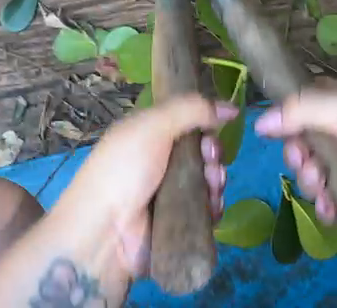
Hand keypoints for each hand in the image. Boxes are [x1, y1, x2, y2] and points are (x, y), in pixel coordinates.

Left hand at [49, 95, 236, 277]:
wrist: (104, 230)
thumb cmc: (124, 168)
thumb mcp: (154, 124)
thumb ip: (193, 109)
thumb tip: (232, 107)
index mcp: (150, 136)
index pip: (188, 125)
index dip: (205, 125)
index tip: (212, 131)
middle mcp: (160, 164)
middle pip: (202, 153)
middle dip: (213, 154)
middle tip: (210, 160)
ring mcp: (169, 196)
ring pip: (208, 182)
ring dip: (217, 180)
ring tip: (213, 185)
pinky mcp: (178, 225)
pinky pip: (206, 213)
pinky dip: (214, 208)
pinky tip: (213, 206)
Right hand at [253, 84, 336, 237]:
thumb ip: (299, 111)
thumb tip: (259, 122)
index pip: (302, 110)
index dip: (289, 124)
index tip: (285, 139)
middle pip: (306, 146)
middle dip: (301, 161)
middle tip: (309, 170)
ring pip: (317, 176)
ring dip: (312, 187)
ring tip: (323, 194)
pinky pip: (334, 202)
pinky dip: (328, 208)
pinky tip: (331, 213)